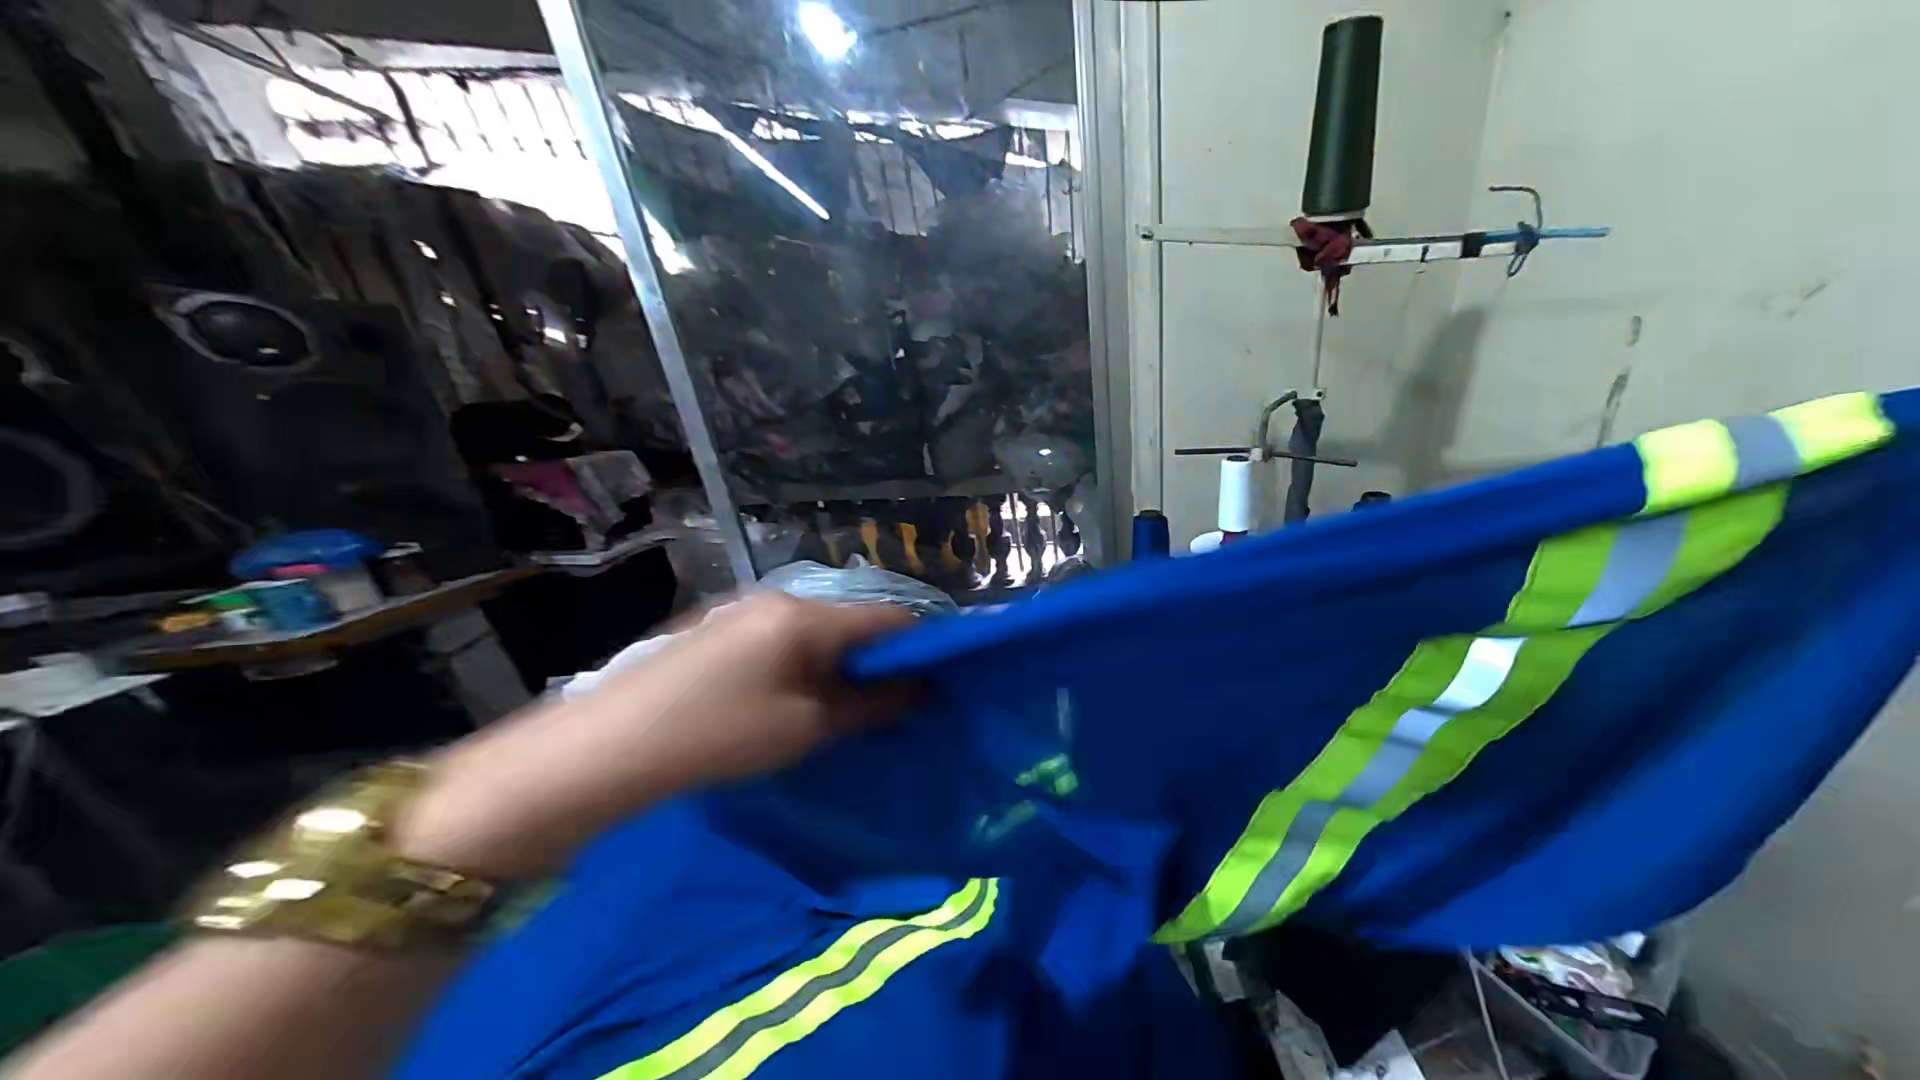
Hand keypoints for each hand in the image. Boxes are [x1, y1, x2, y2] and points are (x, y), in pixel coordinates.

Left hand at [396, 593, 915, 879]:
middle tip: (887, 706)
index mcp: (805, 615)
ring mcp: (740, 611)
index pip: (887, 618)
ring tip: (840, 709)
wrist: (606, 746)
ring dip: (837, 665)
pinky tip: (790, 700)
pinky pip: (780, 640)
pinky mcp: (715, 630)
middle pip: (850, 622)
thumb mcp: (805, 727)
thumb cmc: (718, 734)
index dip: (919, 647)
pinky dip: (801, 665)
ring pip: (814, 632)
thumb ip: (870, 704)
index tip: (935, 682)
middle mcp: (776, 599)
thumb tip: (917, 688)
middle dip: (875, 660)